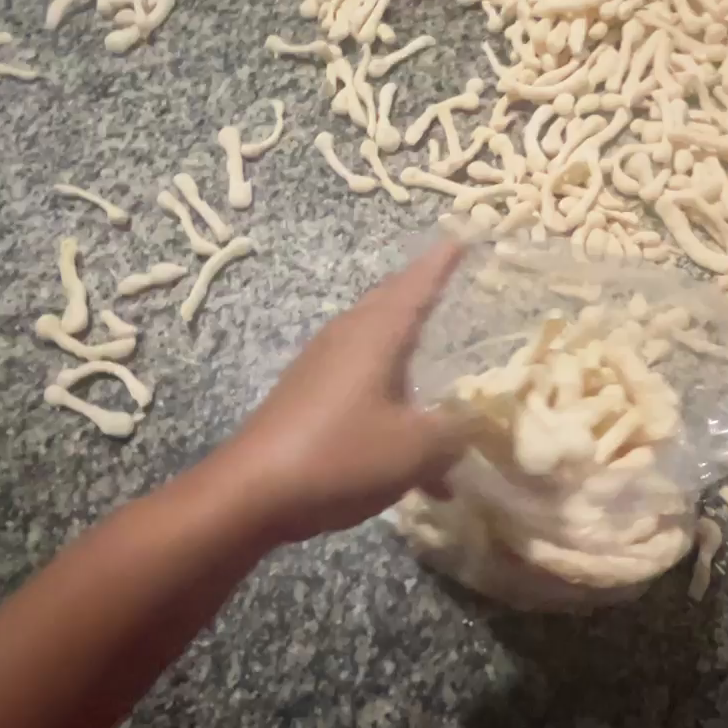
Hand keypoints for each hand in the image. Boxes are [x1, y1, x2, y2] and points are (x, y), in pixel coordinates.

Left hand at [211, 241, 470, 543]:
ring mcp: (322, 362)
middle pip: (391, 300)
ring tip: (432, 346)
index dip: (442, 263)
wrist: (252, 491)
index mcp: (377, 334)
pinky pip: (359, 371)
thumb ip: (455, 431)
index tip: (461, 237)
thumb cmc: (341, 455)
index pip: (417, 284)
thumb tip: (474, 422)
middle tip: (450, 279)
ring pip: (374, 336)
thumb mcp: (415, 448)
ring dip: (405, 339)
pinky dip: (388, 383)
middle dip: (421, 288)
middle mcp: (348, 336)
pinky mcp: (308, 391)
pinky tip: (404, 432)